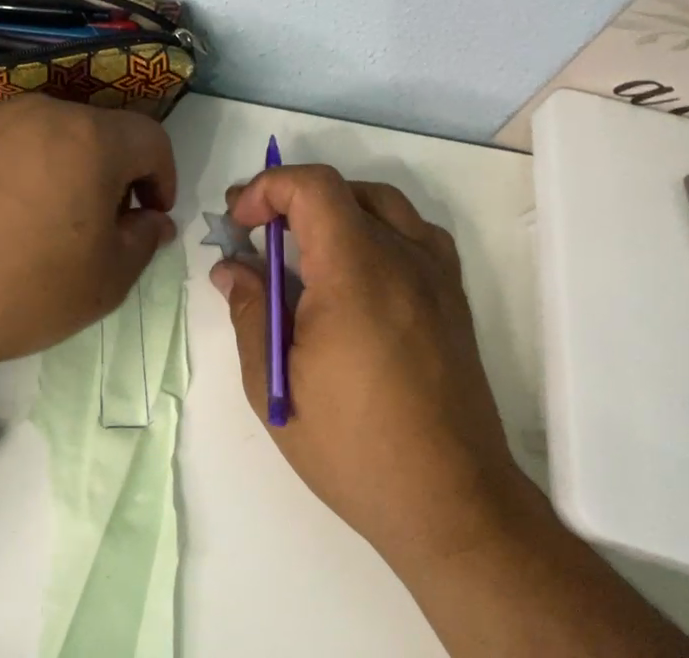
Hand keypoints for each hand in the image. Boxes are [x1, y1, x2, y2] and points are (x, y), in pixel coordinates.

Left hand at [0, 96, 177, 382]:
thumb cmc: (25, 290)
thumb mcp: (106, 281)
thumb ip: (142, 240)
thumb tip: (151, 220)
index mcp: (91, 138)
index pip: (149, 138)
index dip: (161, 176)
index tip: (150, 214)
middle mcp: (40, 112)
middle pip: (95, 131)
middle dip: (109, 172)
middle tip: (98, 222)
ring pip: (43, 133)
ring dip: (58, 166)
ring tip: (40, 219)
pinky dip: (10, 168)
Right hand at [211, 165, 532, 569]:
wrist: (451, 502)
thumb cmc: (352, 447)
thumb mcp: (274, 385)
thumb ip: (251, 312)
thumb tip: (233, 268)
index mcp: (355, 273)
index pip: (312, 187)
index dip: (266, 188)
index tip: (238, 224)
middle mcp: (404, 260)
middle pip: (343, 190)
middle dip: (289, 199)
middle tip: (254, 235)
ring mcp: (437, 278)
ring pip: (383, 204)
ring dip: (333, 210)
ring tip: (301, 249)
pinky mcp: (455, 301)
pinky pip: (415, 234)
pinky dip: (376, 229)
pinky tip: (354, 272)